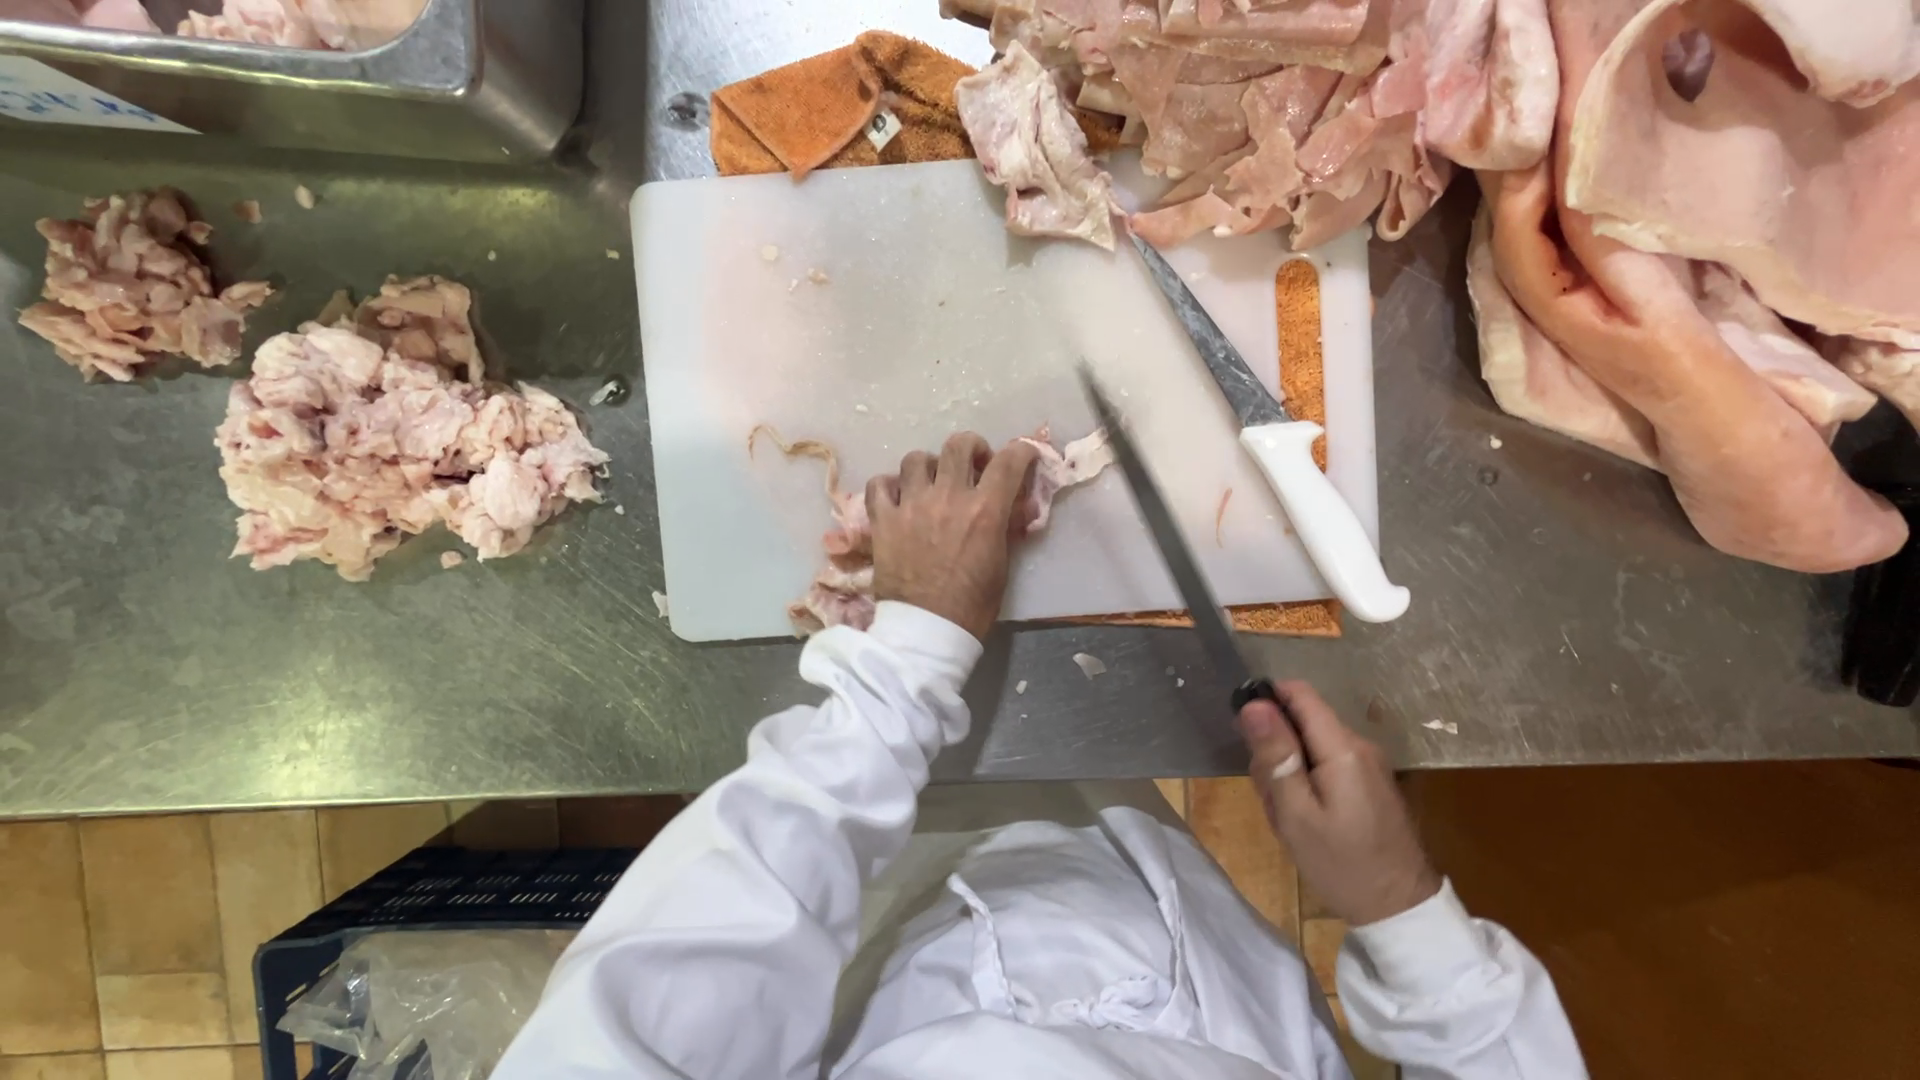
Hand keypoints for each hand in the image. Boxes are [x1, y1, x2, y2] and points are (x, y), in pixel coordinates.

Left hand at [867, 433, 1039, 641]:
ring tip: (931, 484)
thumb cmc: (972, 605)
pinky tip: (897, 499)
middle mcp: (948, 497)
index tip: (1022, 455)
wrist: (927, 631)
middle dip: (972, 448)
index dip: (1021, 451)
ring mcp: (911, 505)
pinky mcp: (882, 520)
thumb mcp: (1001, 564)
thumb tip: (1015, 506)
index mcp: (985, 510)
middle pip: (958, 445)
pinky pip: (879, 484)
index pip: (1009, 461)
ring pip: (916, 458)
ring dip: (929, 467)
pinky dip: (889, 486)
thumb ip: (1006, 527)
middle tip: (973, 465)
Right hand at [1239, 681, 1440, 926]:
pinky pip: (1326, 765)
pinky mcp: (1370, 784)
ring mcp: (1369, 766)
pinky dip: (1305, 783)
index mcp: (1343, 749)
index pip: (1300, 694)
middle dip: (1275, 748)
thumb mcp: (1295, 814)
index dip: (1267, 700)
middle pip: (1302, 721)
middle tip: (1268, 794)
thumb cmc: (1342, 864)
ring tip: (1285, 813)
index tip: (1243, 731)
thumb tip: (1254, 705)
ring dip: (1288, 771)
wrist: (1401, 912)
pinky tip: (1303, 818)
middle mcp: (1360, 746)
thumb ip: (1275, 755)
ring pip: (1310, 745)